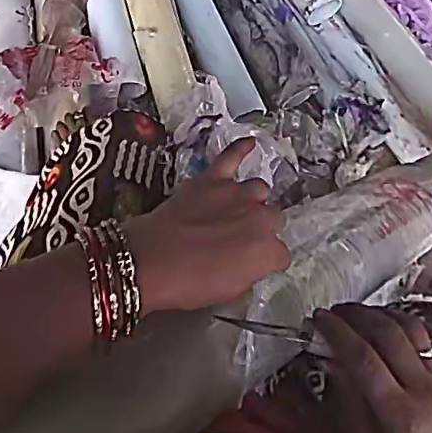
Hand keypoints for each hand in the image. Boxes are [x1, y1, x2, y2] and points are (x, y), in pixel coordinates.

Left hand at [125, 137, 289, 313]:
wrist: (151, 260)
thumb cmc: (189, 282)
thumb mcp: (230, 289)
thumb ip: (251, 270)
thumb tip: (252, 262)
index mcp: (266, 250)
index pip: (280, 253)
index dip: (267, 258)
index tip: (256, 262)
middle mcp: (258, 217)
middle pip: (273, 217)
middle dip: (261, 227)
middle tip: (242, 238)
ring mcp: (235, 194)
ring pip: (258, 189)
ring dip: (251, 199)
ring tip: (237, 210)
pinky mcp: (211, 180)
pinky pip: (231, 157)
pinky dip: (240, 149)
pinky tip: (250, 143)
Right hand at [313, 304, 431, 432]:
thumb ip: (346, 393)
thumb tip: (329, 353)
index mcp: (396, 412)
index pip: (362, 355)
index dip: (336, 331)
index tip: (318, 318)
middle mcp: (424, 391)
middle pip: (388, 334)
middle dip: (356, 315)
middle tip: (335, 312)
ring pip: (413, 329)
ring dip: (383, 314)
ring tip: (361, 314)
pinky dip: (414, 324)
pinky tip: (395, 322)